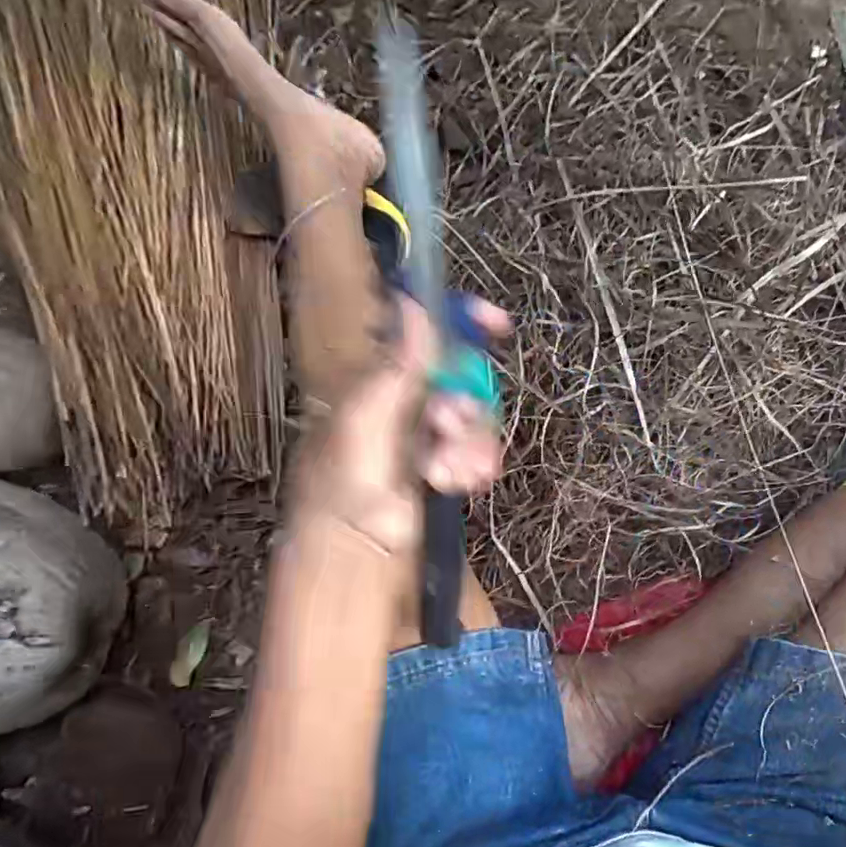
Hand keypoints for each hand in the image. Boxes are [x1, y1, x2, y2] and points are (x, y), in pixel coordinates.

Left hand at [290, 292, 509, 554]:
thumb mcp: (367, 414)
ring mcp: (431, 432)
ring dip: (472, 442)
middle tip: (451, 426)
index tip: (498, 325)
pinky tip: (458, 480)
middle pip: (464, 379)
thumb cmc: (347, 476)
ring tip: (453, 470)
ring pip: (476, 417)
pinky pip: (479, 449)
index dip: (462, 321)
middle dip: (467, 405)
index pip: (426, 333)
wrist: (356, 543)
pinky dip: (475, 464)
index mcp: (382, 376)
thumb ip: (399, 364)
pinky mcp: (449, 463)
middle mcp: (410, 398)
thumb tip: (414, 303)